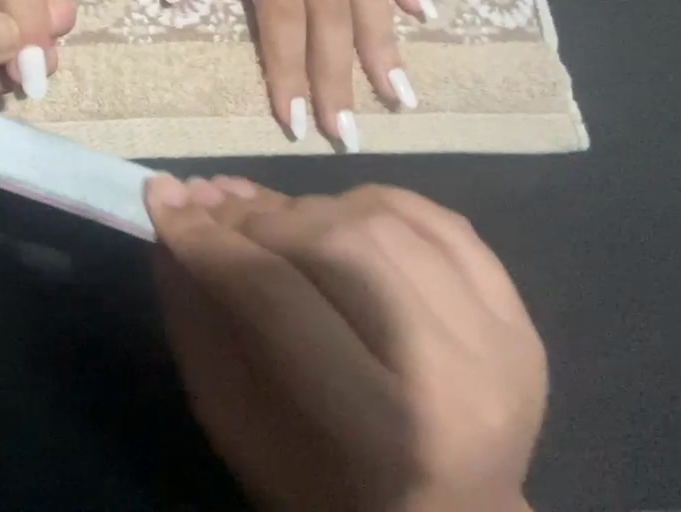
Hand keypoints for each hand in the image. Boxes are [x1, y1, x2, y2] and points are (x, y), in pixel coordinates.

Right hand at [146, 175, 546, 511]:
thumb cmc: (316, 481)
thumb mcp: (230, 414)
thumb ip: (195, 312)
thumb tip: (170, 212)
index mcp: (373, 423)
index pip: (273, 292)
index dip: (204, 237)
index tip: (159, 198)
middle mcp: (453, 377)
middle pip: (333, 244)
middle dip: (251, 217)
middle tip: (207, 211)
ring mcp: (500, 342)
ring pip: (380, 221)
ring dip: (303, 208)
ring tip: (267, 224)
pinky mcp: (521, 319)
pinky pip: (437, 221)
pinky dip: (370, 203)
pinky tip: (334, 220)